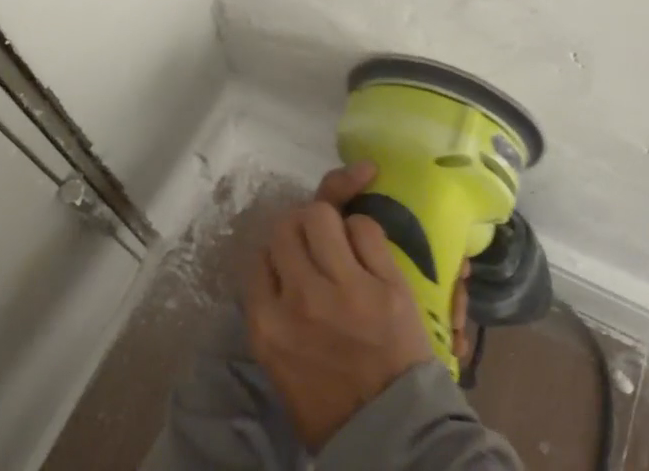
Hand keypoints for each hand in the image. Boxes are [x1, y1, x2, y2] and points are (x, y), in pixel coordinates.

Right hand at [245, 163, 434, 450]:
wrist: (390, 431)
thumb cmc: (328, 404)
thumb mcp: (278, 360)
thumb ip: (272, 309)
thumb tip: (276, 264)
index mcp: (267, 324)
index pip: (258, 257)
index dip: (274, 254)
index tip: (288, 262)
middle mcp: (301, 298)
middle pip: (286, 228)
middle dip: (296, 229)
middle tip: (313, 242)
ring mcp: (346, 288)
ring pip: (322, 216)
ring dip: (328, 220)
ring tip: (337, 238)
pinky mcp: (387, 283)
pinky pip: (366, 228)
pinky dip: (361, 228)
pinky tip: (363, 246)